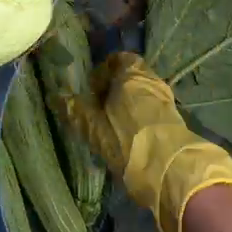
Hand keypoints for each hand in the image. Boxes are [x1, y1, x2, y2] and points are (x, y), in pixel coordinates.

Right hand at [56, 52, 231, 231]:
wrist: (172, 172)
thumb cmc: (127, 139)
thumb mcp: (92, 126)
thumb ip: (74, 110)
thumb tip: (55, 97)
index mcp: (131, 72)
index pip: (116, 59)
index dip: (102, 72)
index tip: (91, 89)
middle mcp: (151, 80)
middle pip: (130, 78)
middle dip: (115, 91)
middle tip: (99, 109)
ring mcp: (167, 101)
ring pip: (142, 97)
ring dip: (128, 107)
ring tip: (113, 127)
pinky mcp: (176, 123)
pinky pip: (152, 113)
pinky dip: (141, 121)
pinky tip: (131, 140)